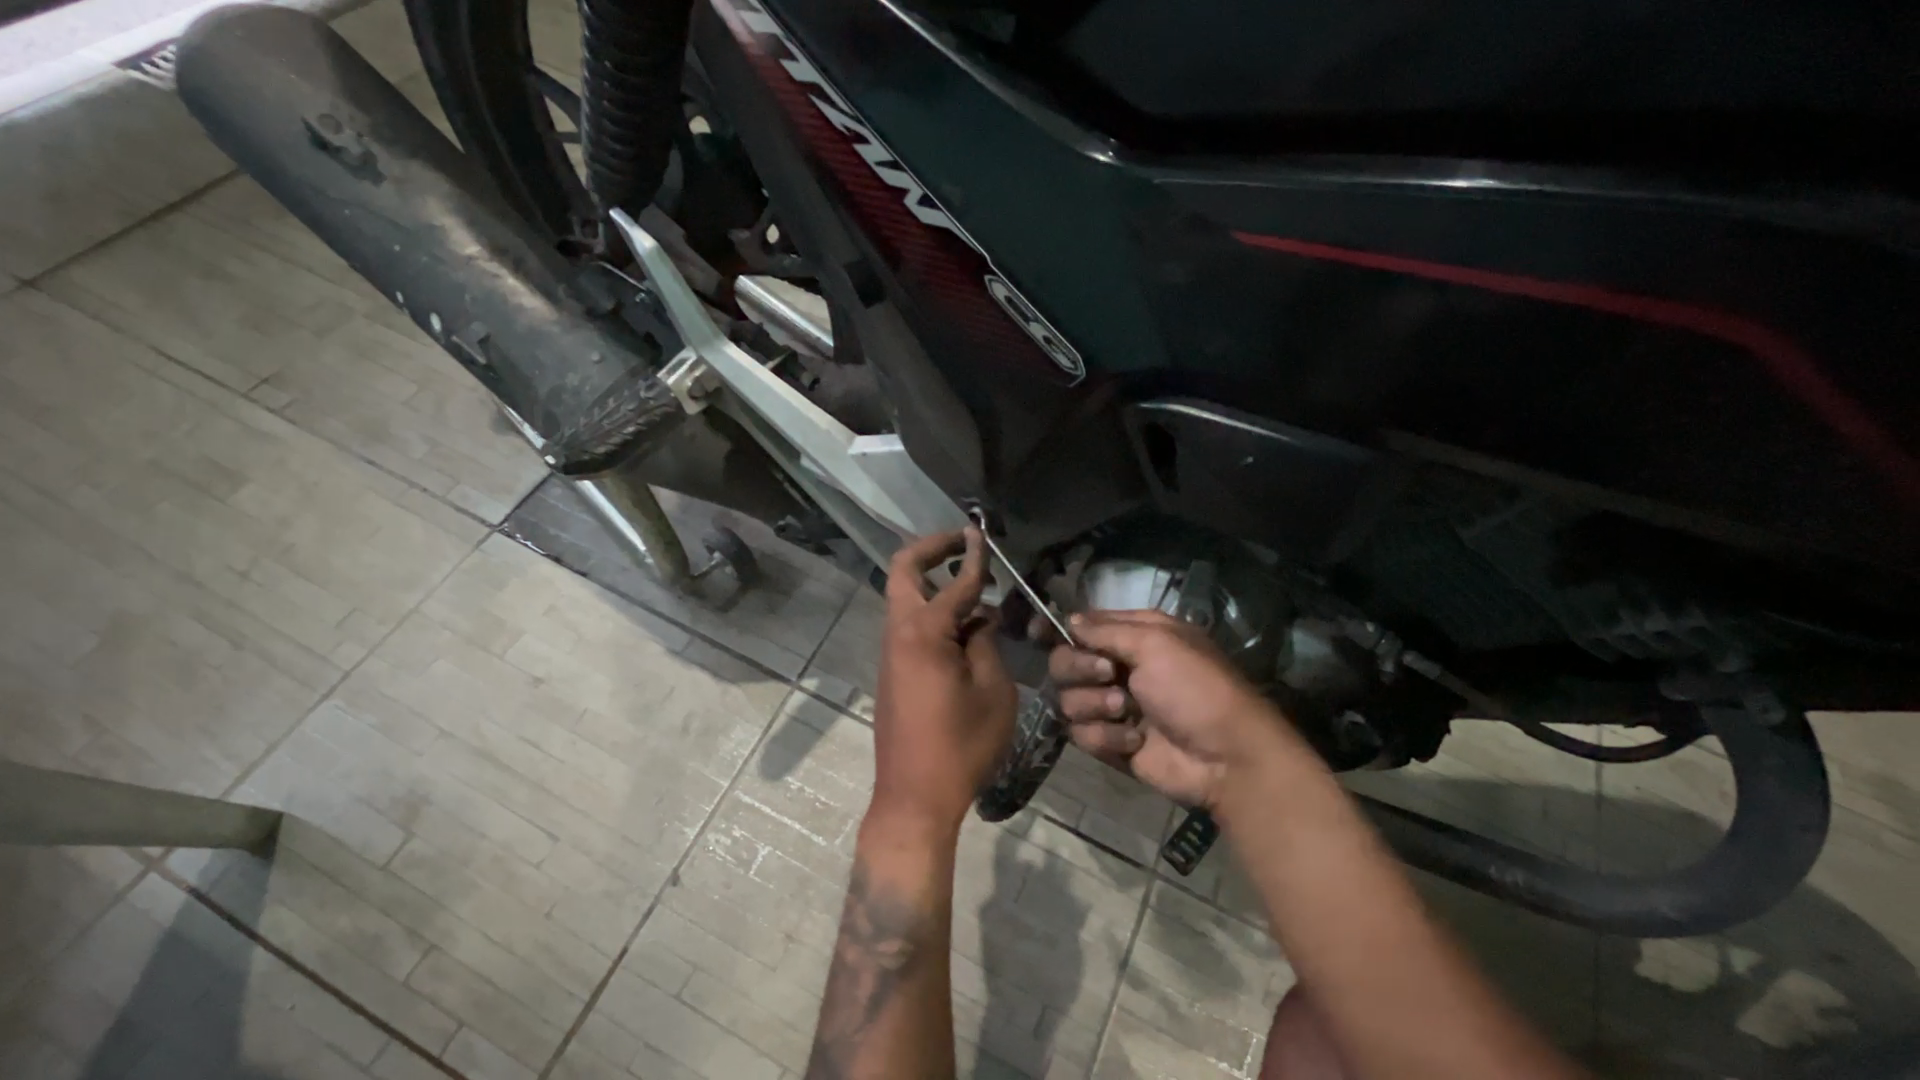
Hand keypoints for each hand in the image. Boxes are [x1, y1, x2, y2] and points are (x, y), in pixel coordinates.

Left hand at [870, 527, 1018, 832]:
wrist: (915, 796)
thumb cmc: (962, 744)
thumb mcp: (993, 690)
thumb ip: (986, 642)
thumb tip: (979, 617)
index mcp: (923, 632)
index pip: (954, 582)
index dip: (973, 556)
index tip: (983, 532)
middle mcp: (898, 633)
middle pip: (904, 572)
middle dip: (932, 549)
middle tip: (963, 543)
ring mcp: (890, 653)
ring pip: (903, 598)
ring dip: (932, 581)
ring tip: (974, 586)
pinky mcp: (892, 672)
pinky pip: (909, 625)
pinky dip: (931, 610)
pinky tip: (963, 626)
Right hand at [1050, 610, 1298, 809]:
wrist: (1224, 757)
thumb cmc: (1195, 688)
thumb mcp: (1156, 644)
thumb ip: (1106, 630)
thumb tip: (1069, 619)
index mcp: (1135, 636)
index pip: (1083, 626)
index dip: (1062, 630)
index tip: (1042, 633)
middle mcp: (1119, 668)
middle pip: (1065, 662)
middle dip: (1079, 669)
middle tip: (1108, 675)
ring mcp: (1113, 707)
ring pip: (1069, 699)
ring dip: (1096, 705)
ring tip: (1127, 713)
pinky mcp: (1111, 743)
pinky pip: (1081, 734)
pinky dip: (1107, 737)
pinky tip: (1135, 741)